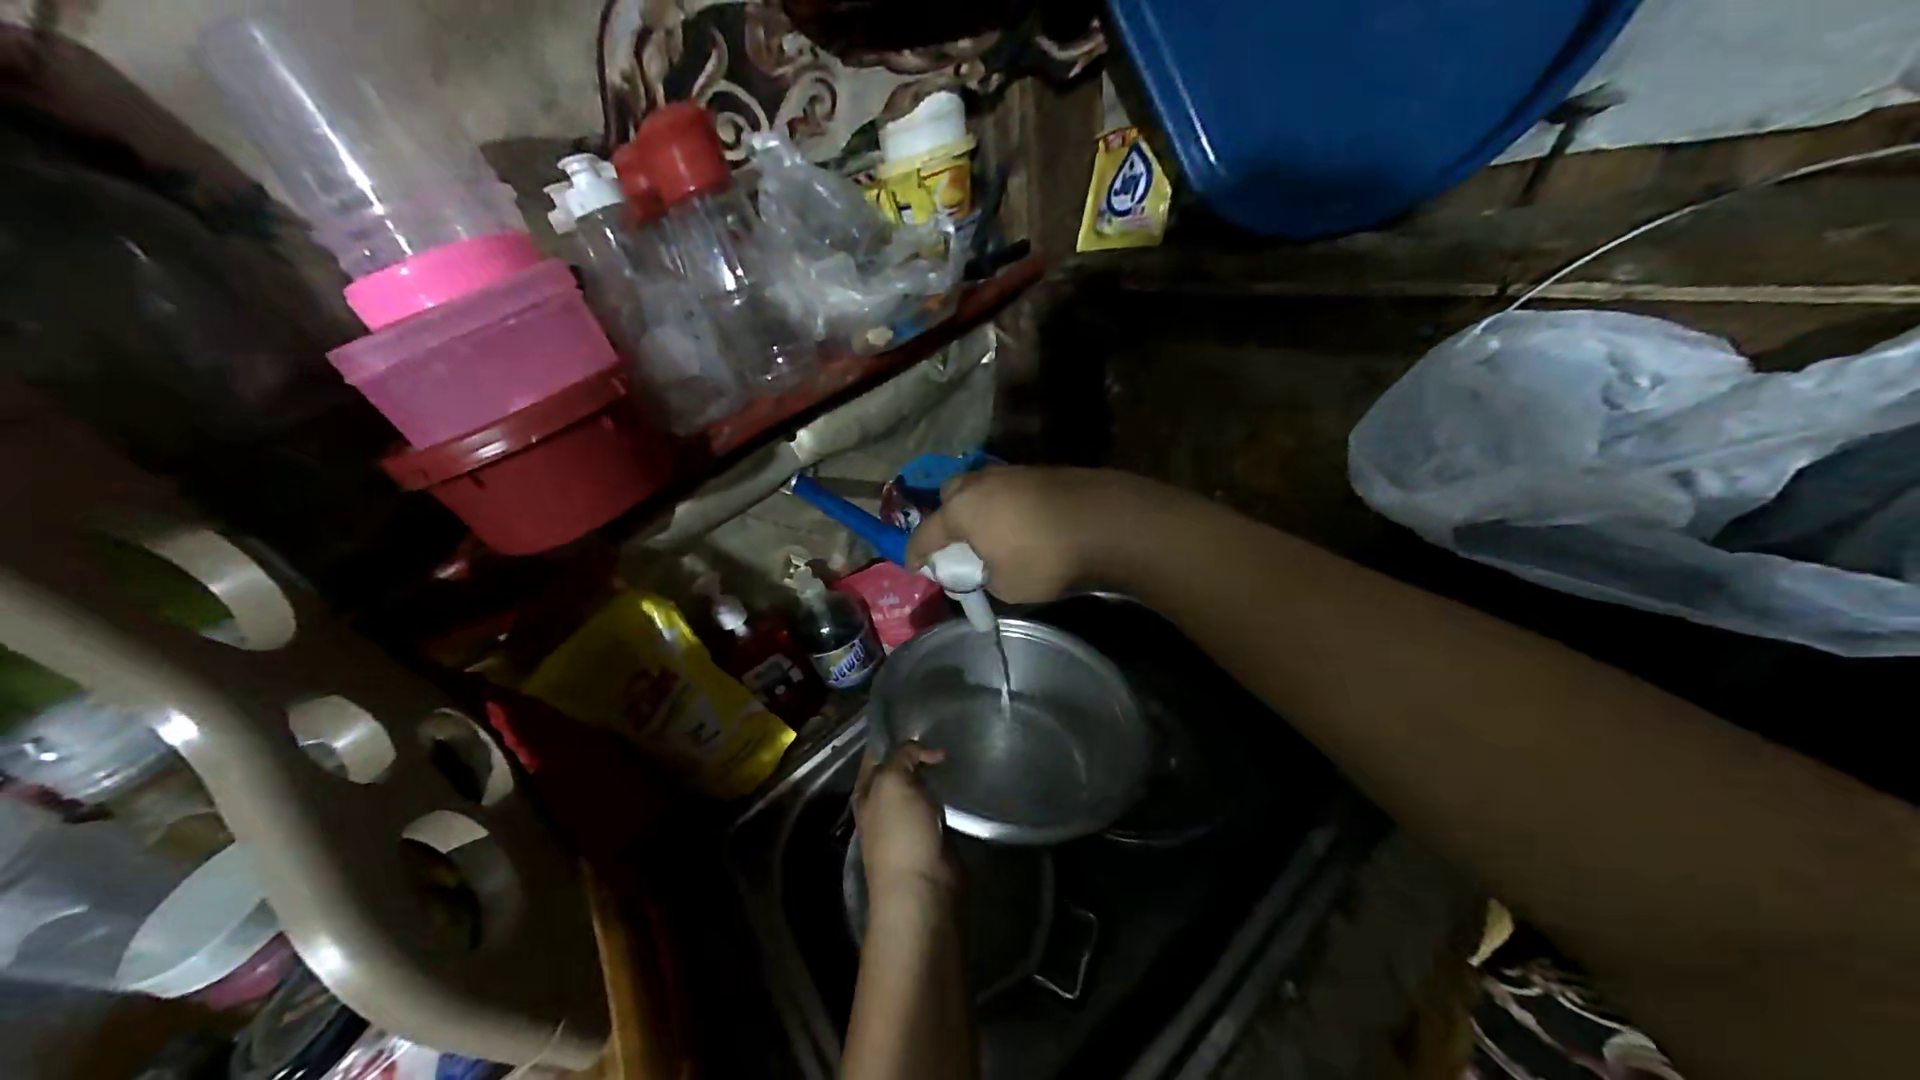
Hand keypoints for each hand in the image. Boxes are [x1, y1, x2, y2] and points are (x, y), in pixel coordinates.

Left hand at [855, 743, 955, 903]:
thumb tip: (930, 753)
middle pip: (901, 771)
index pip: (877, 756)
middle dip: (918, 755)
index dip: (894, 738)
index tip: (918, 722)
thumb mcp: (893, 782)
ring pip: (922, 788)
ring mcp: (909, 823)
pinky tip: (963, 782)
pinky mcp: (933, 836)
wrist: (923, 888)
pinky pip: (941, 807)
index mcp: (867, 793)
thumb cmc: (900, 833)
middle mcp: (884, 806)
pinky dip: (950, 796)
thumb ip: (904, 757)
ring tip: (957, 752)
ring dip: (936, 775)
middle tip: (943, 734)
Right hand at [905, 467, 1163, 602]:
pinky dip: (1005, 506)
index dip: (916, 553)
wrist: (1109, 523)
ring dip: (977, 509)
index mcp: (962, 510)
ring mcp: (1012, 473)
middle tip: (958, 544)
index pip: (926, 533)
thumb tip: (989, 566)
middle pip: (950, 497)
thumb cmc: (1048, 559)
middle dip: (946, 519)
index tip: (913, 566)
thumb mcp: (1008, 585)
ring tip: (991, 534)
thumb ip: (987, 575)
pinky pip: (1008, 490)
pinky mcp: (1041, 472)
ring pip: (980, 489)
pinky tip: (1021, 524)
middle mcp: (981, 484)